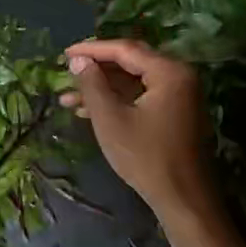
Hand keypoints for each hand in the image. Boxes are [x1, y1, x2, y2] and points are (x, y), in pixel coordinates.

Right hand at [59, 39, 215, 219]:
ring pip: (133, 81)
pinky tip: (89, 111)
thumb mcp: (111, 119)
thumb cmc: (145, 156)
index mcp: (169, 72)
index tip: (63, 54)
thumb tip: (77, 60)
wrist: (181, 196)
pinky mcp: (175, 112)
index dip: (91, 50)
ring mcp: (179, 95)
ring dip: (102, 88)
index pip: (125, 49)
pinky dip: (116, 100)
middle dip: (96, 68)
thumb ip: (92, 85)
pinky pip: (141, 96)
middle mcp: (179, 76)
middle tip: (66, 71)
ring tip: (68, 98)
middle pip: (130, 62)